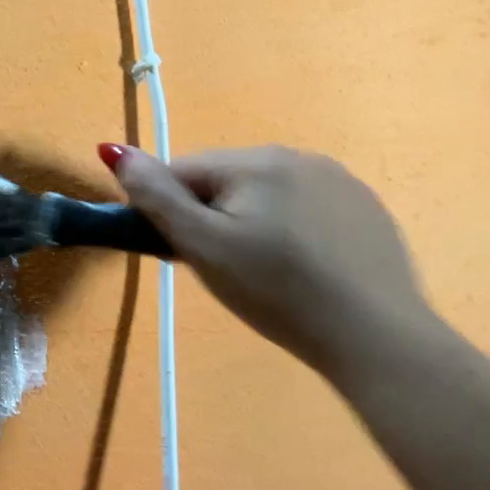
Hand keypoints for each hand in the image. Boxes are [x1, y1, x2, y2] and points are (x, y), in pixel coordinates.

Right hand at [102, 143, 440, 375]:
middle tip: (217, 266)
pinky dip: (286, 232)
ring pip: (260, 195)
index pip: (179, 173)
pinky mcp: (367, 211)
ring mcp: (341, 183)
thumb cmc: (274, 289)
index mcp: (256, 161)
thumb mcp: (199, 243)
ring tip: (258, 271)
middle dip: (208, 216)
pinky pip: (300, 210)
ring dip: (245, 223)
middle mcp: (301, 157)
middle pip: (220, 181)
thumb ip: (152, 193)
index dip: (168, 213)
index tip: (179, 254)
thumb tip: (112, 149)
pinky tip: (298, 268)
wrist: (376, 339)